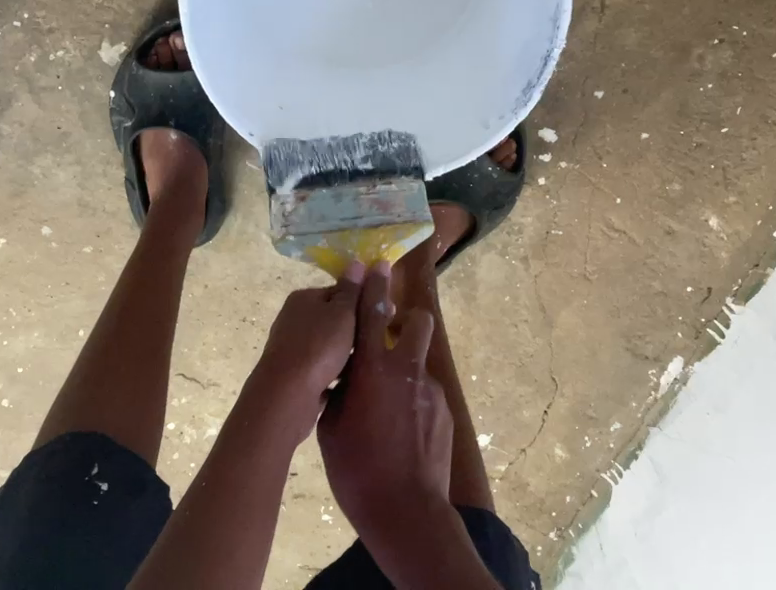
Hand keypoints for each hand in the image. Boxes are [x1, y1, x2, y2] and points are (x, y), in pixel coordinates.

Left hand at [250, 262, 365, 435]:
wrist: (286, 395)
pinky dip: (335, 373)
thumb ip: (351, 289)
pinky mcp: (292, 375)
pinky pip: (321, 369)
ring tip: (370, 363)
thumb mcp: (342, 312)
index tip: (388, 311)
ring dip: (347, 353)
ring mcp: (291, 348)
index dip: (364, 299)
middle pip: (333, 319)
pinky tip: (351, 383)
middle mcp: (294, 318)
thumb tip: (357, 260)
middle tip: (381, 340)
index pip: (339, 291)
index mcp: (304, 297)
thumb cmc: (319, 346)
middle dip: (357, 329)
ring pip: (328, 346)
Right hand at [318, 261, 453, 529]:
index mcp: (373, 369)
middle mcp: (406, 370)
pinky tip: (404, 431)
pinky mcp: (445, 412)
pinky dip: (415, 401)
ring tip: (391, 402)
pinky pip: (427, 392)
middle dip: (408, 321)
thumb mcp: (329, 428)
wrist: (406, 513)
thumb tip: (338, 375)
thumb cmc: (356, 470)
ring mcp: (430, 390)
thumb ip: (336, 390)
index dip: (374, 284)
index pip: (373, 311)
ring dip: (408, 367)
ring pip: (422, 361)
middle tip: (391, 340)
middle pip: (418, 321)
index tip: (378, 263)